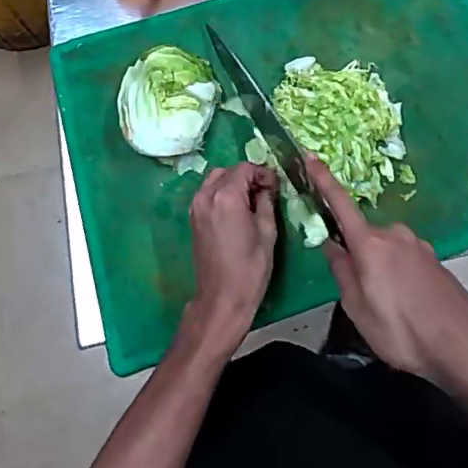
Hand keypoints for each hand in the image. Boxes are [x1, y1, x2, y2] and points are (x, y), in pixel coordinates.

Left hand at [186, 162, 277, 343]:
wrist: (221, 299)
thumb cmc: (250, 268)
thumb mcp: (267, 232)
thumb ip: (266, 202)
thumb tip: (267, 188)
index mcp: (226, 197)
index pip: (245, 169)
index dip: (263, 173)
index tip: (275, 186)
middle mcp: (206, 196)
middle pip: (228, 171)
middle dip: (247, 176)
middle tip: (265, 192)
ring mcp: (196, 207)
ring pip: (215, 180)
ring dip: (233, 183)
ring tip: (251, 201)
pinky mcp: (193, 218)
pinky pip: (207, 194)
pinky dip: (221, 193)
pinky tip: (236, 210)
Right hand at [305, 156, 467, 391]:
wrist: (466, 347)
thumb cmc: (404, 332)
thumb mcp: (359, 309)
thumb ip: (342, 273)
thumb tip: (331, 246)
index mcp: (370, 243)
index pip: (340, 203)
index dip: (323, 180)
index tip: (311, 157)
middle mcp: (394, 234)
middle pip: (364, 236)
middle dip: (357, 257)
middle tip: (362, 295)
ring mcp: (418, 245)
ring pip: (385, 250)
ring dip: (380, 270)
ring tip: (389, 310)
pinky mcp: (434, 259)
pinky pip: (404, 260)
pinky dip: (398, 277)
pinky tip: (408, 308)